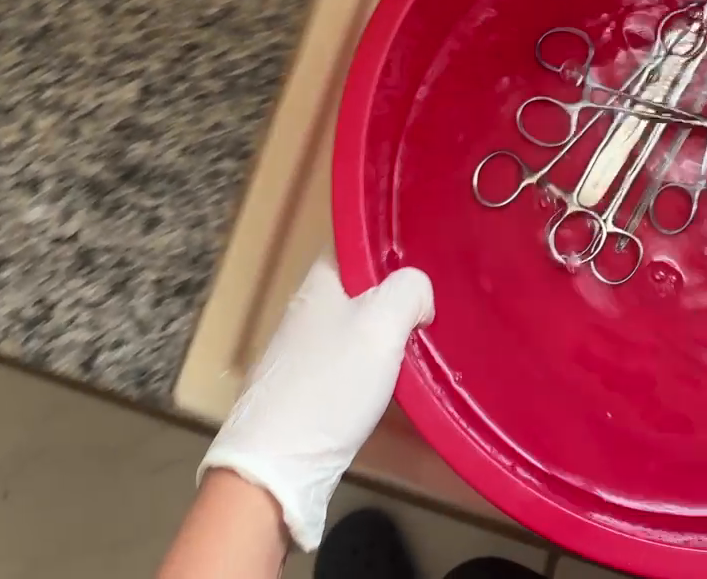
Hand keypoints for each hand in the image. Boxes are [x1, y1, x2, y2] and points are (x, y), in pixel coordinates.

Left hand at [199, 258, 433, 550]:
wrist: (278, 464)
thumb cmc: (331, 383)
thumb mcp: (383, 323)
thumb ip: (410, 290)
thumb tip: (419, 293)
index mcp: (320, 278)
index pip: (359, 243)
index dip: (393, 250)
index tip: (425, 267)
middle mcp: (308, 305)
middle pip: (362, 285)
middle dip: (395, 296)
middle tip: (428, 312)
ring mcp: (303, 346)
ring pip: (357, 323)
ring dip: (386, 333)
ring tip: (417, 347)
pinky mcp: (305, 384)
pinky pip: (349, 358)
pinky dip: (371, 364)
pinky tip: (391, 380)